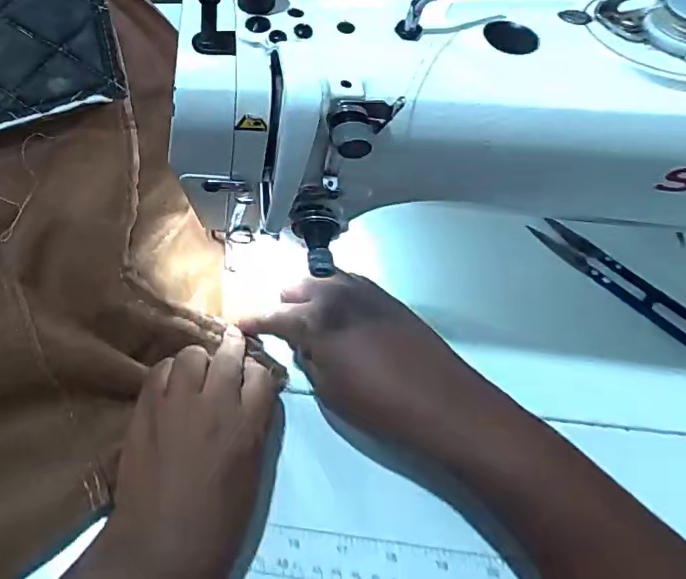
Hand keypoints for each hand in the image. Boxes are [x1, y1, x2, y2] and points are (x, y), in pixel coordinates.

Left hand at [75, 327, 279, 578]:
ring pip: (191, 354)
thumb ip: (251, 432)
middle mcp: (214, 403)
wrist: (161, 540)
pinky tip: (170, 383)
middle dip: (232, 346)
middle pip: (227, 355)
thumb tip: (249, 403)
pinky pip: (161, 368)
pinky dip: (169, 371)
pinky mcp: (147, 401)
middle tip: (231, 341)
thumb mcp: (249, 477)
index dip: (258, 370)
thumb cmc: (215, 523)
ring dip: (198, 359)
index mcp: (247, 427)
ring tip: (197, 368)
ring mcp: (176, 398)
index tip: (253, 369)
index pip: (262, 376)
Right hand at [236, 273, 512, 461]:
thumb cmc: (383, 405)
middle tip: (286, 332)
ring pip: (319, 281)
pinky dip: (335, 294)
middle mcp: (331, 293)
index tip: (236, 326)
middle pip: (293, 291)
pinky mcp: (383, 295)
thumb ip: (306, 359)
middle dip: (284, 309)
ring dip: (309, 298)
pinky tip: (342, 314)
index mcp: (313, 319)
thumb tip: (302, 345)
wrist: (449, 405)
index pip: (270, 316)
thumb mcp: (329, 390)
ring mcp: (360, 289)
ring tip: (314, 321)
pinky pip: (345, 283)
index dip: (251, 323)